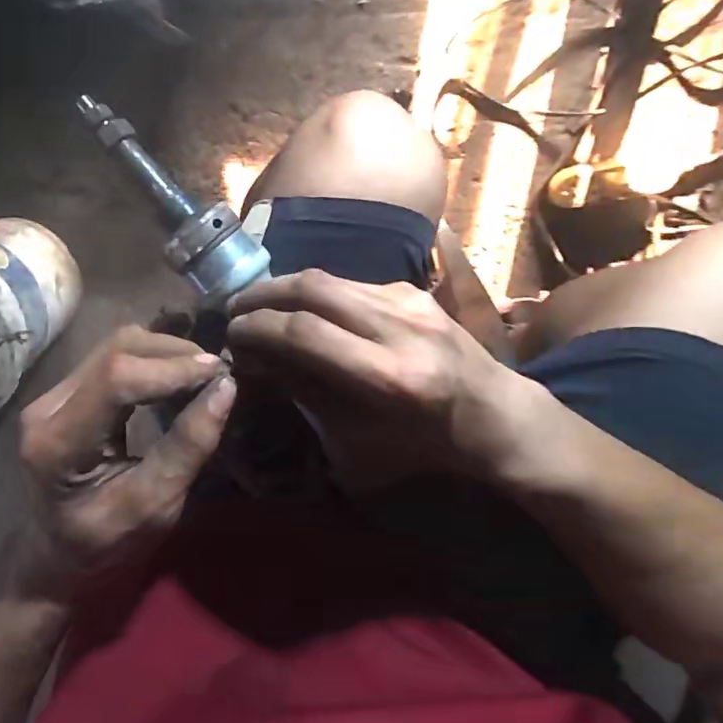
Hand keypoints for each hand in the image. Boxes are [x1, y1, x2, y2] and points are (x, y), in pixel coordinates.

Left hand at [13, 327, 234, 600]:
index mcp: (58, 445)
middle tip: (217, 373)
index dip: (172, 369)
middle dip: (174, 354)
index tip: (220, 374)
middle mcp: (46, 408)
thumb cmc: (107, 547)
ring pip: (116, 345)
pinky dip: (152, 358)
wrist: (57, 558)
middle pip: (117, 351)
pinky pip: (113, 356)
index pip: (116, 381)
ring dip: (166, 351)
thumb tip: (226, 388)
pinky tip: (177, 375)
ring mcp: (52, 395)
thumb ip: (188, 447)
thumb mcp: (155, 508)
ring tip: (202, 373)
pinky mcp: (65, 390)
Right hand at [225, 269, 530, 485]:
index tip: (230, 334)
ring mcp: (411, 301)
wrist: (492, 413)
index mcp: (388, 376)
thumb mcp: (357, 438)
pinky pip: (353, 283)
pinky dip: (321, 294)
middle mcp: (400, 327)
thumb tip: (256, 359)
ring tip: (261, 304)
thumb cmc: (424, 444)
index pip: (305, 333)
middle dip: (264, 294)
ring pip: (332, 278)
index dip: (258, 328)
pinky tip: (308, 309)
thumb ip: (305, 391)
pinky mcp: (414, 290)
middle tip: (235, 309)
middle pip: (314, 288)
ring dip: (288, 288)